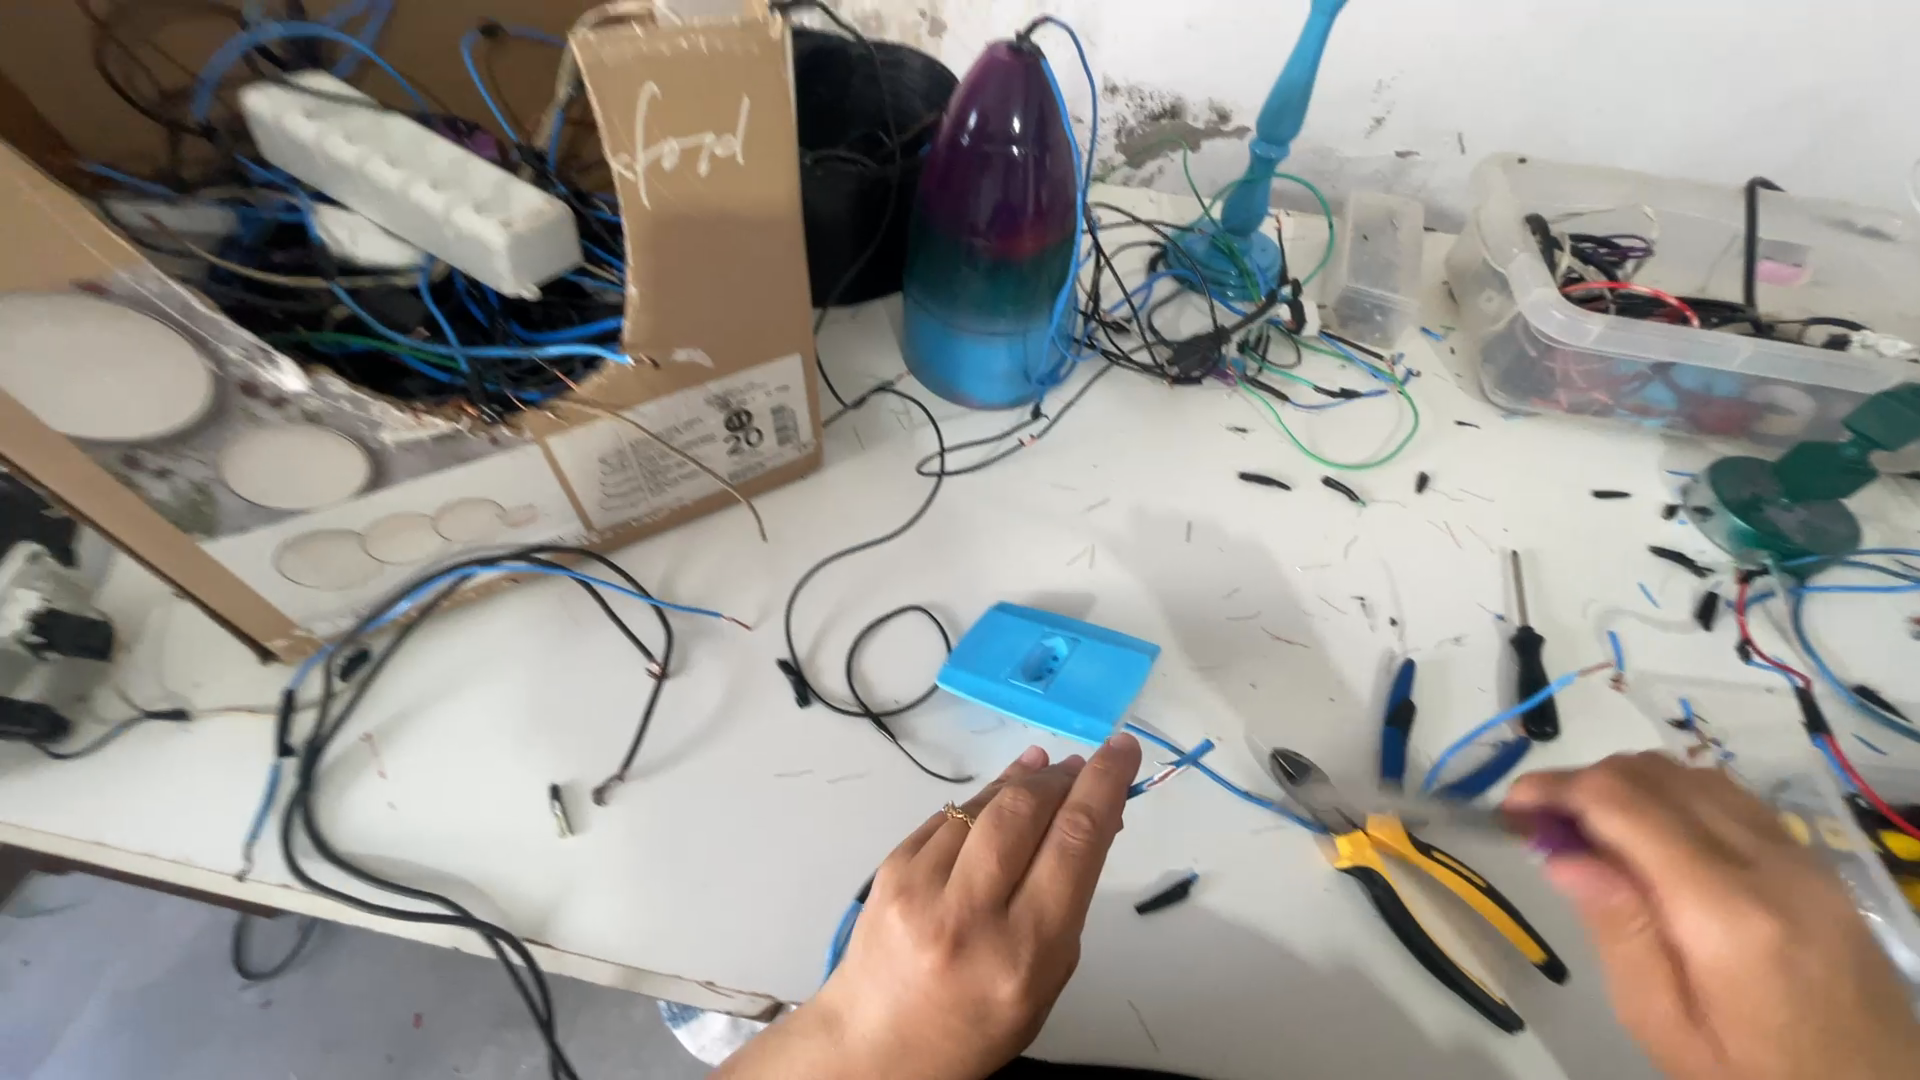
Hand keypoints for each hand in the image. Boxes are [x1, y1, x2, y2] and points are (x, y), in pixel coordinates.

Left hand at [716, 735, 1141, 1079]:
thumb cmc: (977, 1024)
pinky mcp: (891, 867)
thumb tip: (1093, 816)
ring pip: (985, 804)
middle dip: (1064, 775)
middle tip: (1085, 762)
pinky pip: (949, 815)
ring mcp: (921, 885)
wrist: (875, 1046)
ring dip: (1025, 779)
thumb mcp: (1045, 978)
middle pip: (1026, 811)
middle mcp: (970, 913)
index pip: (1074, 844)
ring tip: (1050, 769)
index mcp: (1023, 953)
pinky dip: (985, 797)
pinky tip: (1003, 791)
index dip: (1104, 785)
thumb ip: (1069, 897)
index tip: (1122, 750)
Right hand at [1507, 752, 1919, 1079]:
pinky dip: (1668, 792)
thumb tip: (1560, 855)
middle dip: (1578, 782)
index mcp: (1727, 912)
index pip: (1621, 803)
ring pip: (1687, 773)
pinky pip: (1726, 795)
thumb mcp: (1664, 1024)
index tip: (1509, 808)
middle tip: (1538, 823)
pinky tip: (1646, 832)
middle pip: (1650, 775)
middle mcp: (1773, 868)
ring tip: (1587, 826)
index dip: (1552, 787)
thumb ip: (1616, 933)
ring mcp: (1804, 862)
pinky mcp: (1817, 866)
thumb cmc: (1754, 1074)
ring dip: (1621, 783)